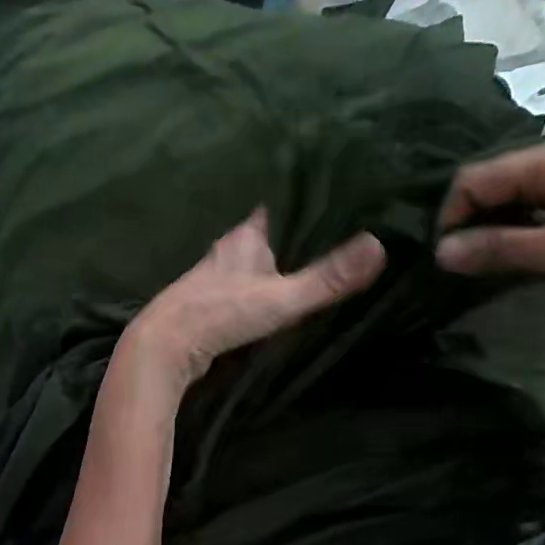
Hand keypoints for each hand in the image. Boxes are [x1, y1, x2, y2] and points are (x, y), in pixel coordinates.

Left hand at [128, 208, 386, 384]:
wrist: (164, 349)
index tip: (324, 196)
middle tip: (321, 234)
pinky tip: (263, 301)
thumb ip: (327, 278)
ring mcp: (210, 282)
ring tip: (300, 264)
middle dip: (284, 236)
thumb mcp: (281, 297)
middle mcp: (224, 253)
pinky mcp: (201, 309)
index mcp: (243, 239)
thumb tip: (380, 247)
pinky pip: (234, 293)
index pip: (273, 208)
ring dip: (265, 267)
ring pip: (245, 266)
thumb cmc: (220, 313)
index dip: (295, 202)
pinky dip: (249, 293)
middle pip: (259, 237)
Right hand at [435, 132, 544, 315]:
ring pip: (517, 202)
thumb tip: (440, 252)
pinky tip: (517, 265)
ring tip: (481, 271)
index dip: (451, 216)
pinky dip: (521, 238)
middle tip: (458, 269)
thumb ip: (502, 247)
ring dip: (494, 234)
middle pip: (495, 185)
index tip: (444, 260)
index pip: (476, 177)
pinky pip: (542, 216)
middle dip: (469, 224)